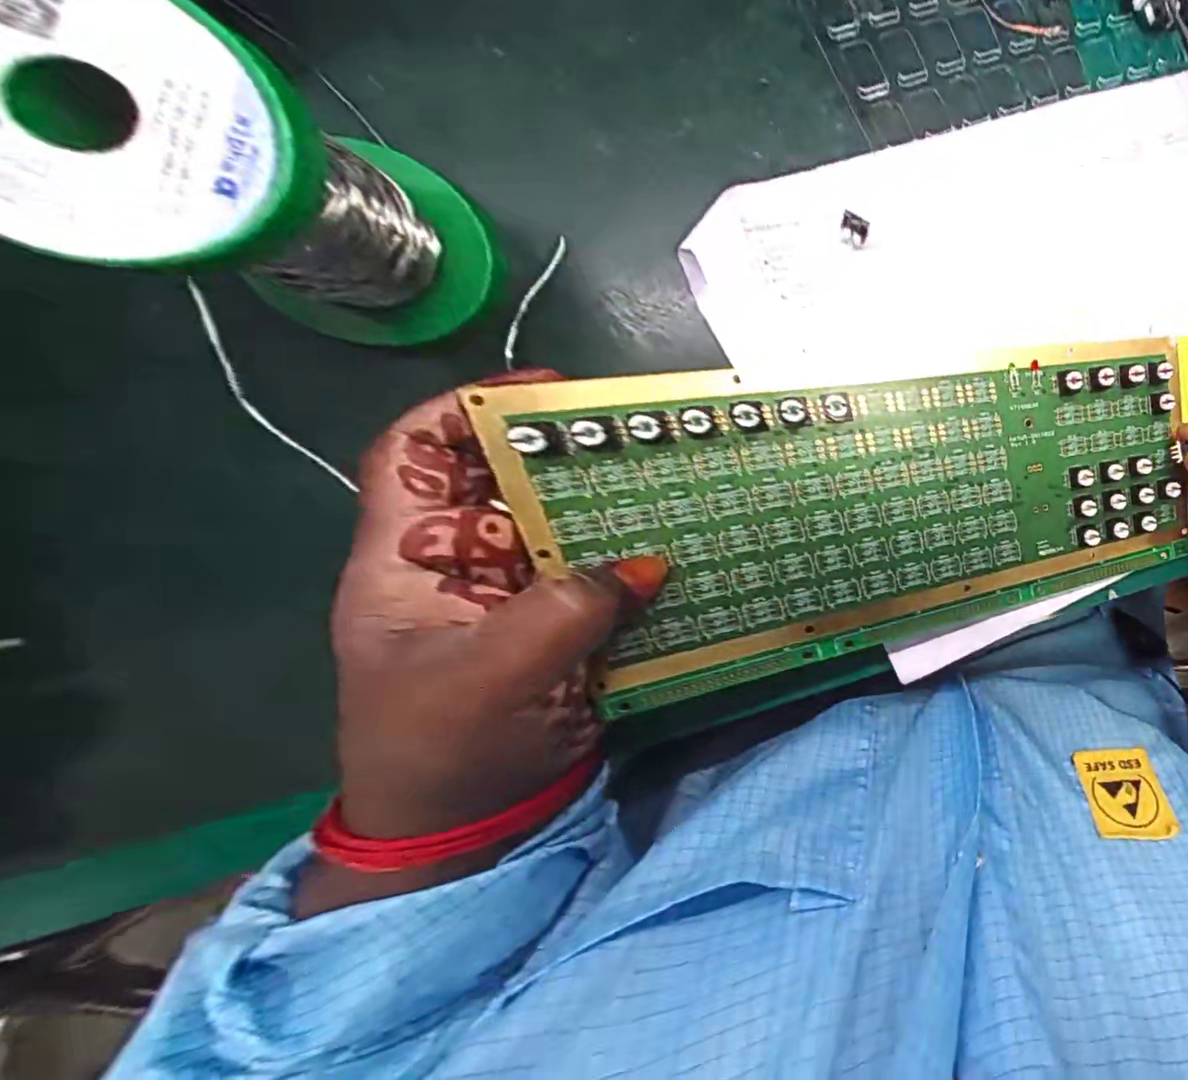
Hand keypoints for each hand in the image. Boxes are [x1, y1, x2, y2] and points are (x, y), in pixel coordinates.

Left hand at [300, 370, 664, 914]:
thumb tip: (649, 564)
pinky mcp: (569, 627)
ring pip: (567, 529)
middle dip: (564, 454)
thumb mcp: (489, 678)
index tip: (543, 391)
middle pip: (509, 483)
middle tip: (634, 436)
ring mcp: (523, 597)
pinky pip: (606, 577)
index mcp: (409, 562)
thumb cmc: (445, 751)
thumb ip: (565, 612)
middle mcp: (468, 566)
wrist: (474, 828)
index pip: (415, 457)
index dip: (467, 410)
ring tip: (667, 483)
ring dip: (613, 507)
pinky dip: (639, 562)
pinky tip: (677, 548)